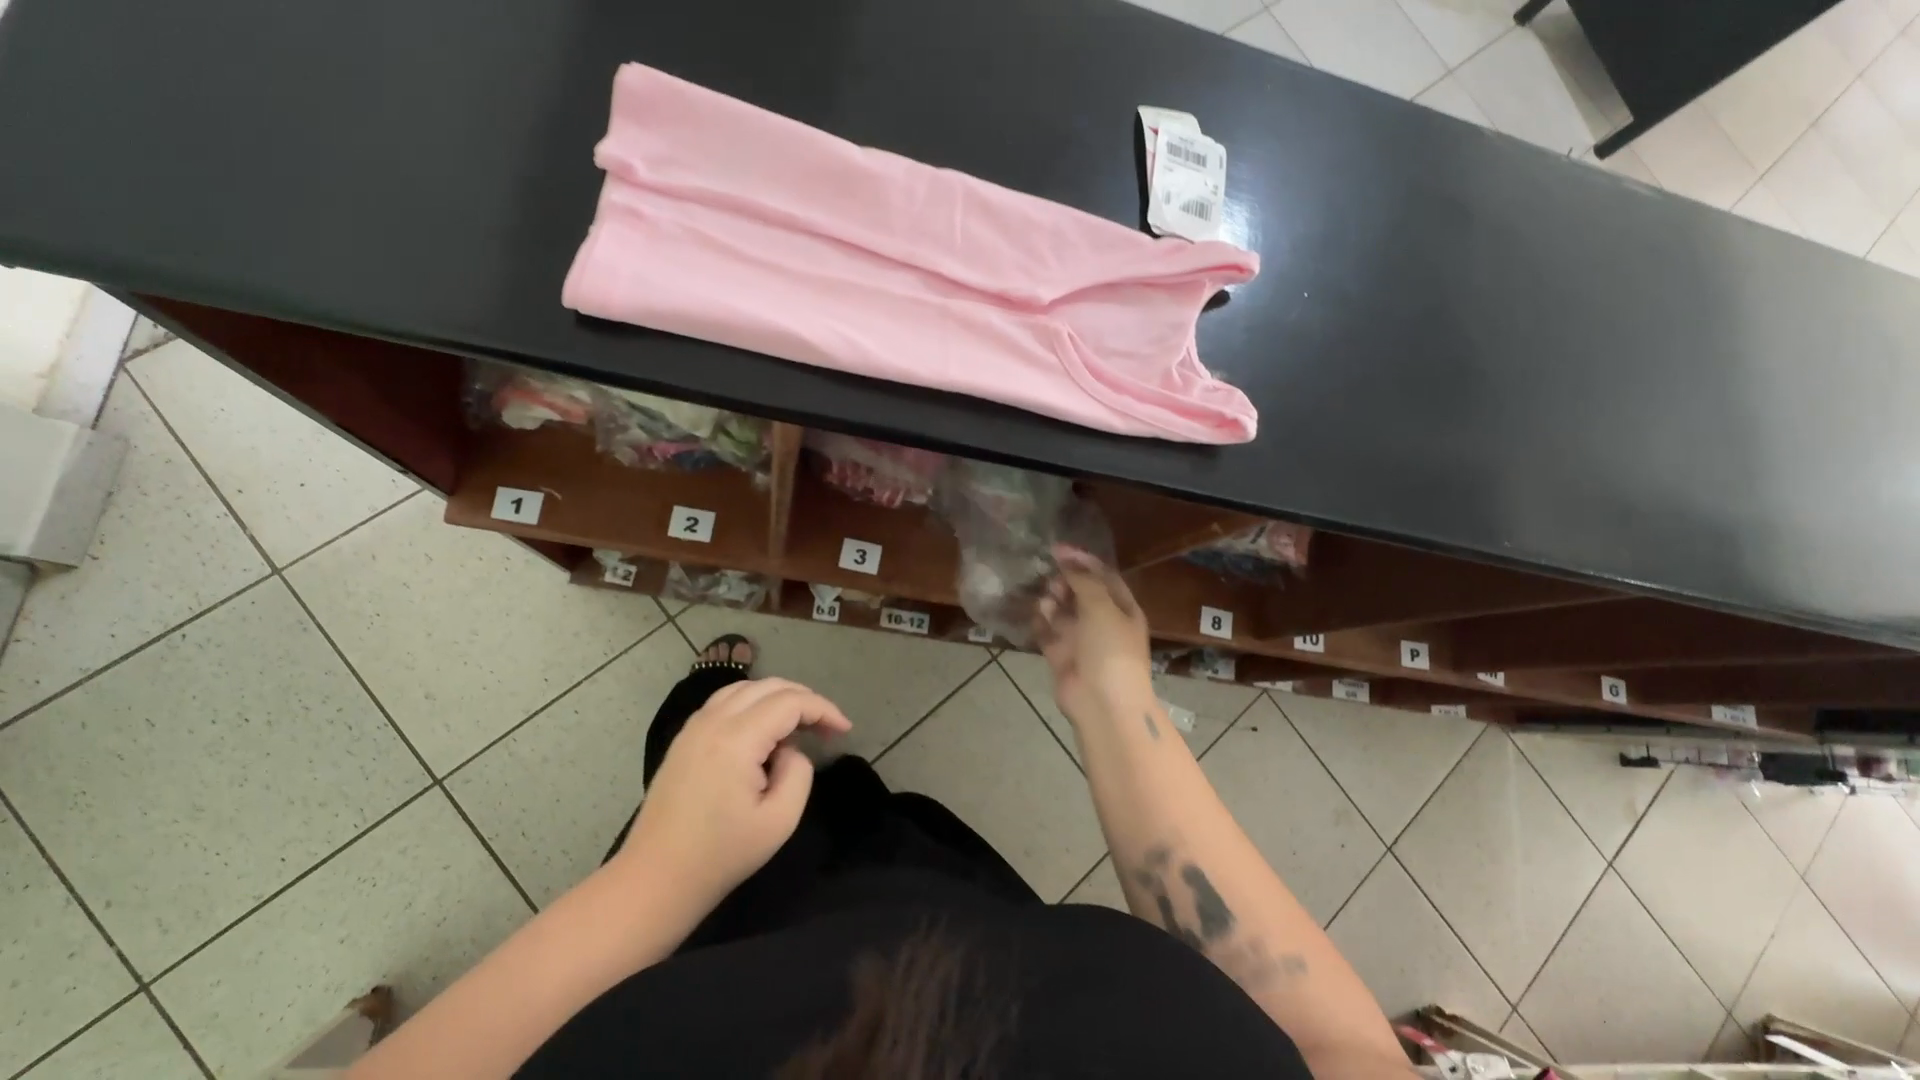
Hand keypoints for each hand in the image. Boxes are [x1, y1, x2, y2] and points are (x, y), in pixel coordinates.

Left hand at [618, 677, 851, 907]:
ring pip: (743, 689)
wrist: (657, 877)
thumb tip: (790, 751)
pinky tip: (763, 730)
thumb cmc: (722, 854)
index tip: (844, 730)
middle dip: (803, 699)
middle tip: (826, 727)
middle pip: (767, 686)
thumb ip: (798, 773)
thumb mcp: (780, 820)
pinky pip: (723, 703)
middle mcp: (712, 722)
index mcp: (737, 739)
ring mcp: (693, 728)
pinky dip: (751, 704)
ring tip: (799, 724)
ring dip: (776, 698)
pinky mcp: (683, 740)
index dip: (823, 709)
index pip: (790, 702)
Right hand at [1033, 545, 1154, 727]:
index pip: (1103, 576)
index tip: (1057, 549)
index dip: (1082, 561)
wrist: (1102, 703)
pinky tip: (1036, 615)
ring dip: (1052, 602)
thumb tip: (1067, 560)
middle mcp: (1103, 622)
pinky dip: (1041, 623)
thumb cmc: (1110, 650)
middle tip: (1051, 579)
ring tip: (1046, 601)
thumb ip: (1084, 581)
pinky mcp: (1062, 656)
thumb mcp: (1102, 607)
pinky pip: (1048, 632)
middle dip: (1065, 582)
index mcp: (1123, 608)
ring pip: (1062, 612)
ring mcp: (1081, 640)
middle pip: (1080, 592)